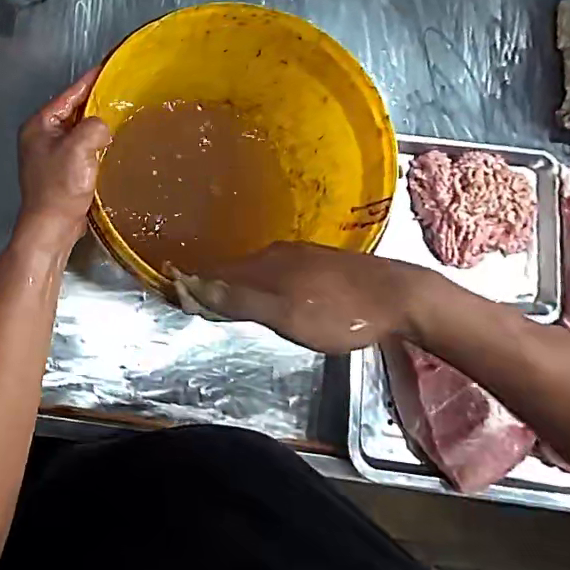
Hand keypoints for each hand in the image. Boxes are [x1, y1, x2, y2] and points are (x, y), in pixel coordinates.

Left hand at [16, 67, 111, 249]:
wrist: (52, 227)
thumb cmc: (60, 188)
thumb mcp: (79, 148)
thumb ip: (94, 126)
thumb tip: (105, 126)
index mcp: (40, 125)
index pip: (70, 93)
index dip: (92, 79)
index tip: (111, 66)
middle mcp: (43, 136)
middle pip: (75, 110)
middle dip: (98, 101)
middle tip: (124, 91)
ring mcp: (52, 154)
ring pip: (81, 129)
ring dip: (100, 124)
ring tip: (124, 115)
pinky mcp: (63, 170)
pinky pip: (84, 147)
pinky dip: (99, 142)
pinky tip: (115, 144)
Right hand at [171, 242, 434, 354]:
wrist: (399, 296)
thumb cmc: (342, 313)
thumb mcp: (288, 315)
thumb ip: (241, 302)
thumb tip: (194, 285)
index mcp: (267, 266)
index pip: (216, 274)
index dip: (192, 283)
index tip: (170, 288)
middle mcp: (279, 254)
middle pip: (233, 270)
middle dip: (209, 282)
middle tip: (188, 295)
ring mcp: (301, 256)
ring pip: (255, 269)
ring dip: (233, 282)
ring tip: (218, 295)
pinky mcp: (320, 262)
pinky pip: (275, 270)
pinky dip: (257, 281)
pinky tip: (263, 290)